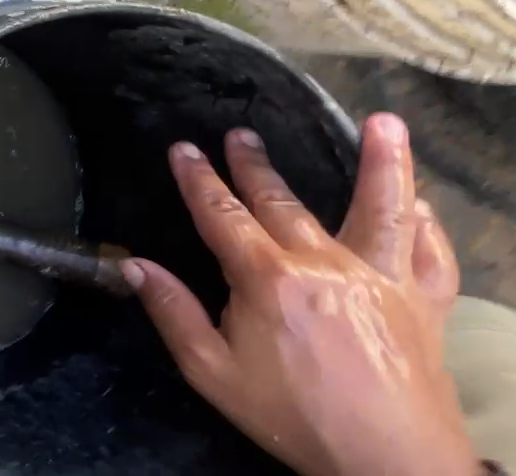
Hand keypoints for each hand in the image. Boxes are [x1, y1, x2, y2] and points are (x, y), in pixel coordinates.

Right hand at [126, 113, 473, 475]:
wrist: (397, 470)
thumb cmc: (294, 416)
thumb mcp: (211, 370)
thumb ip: (172, 312)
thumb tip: (132, 266)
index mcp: (267, 279)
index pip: (221, 214)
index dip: (198, 179)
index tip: (183, 149)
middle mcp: (324, 266)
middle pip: (282, 201)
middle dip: (254, 165)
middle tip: (240, 134)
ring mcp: (381, 282)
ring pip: (382, 211)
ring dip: (382, 164)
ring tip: (384, 122)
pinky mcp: (422, 305)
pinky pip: (429, 255)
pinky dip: (426, 224)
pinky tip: (420, 202)